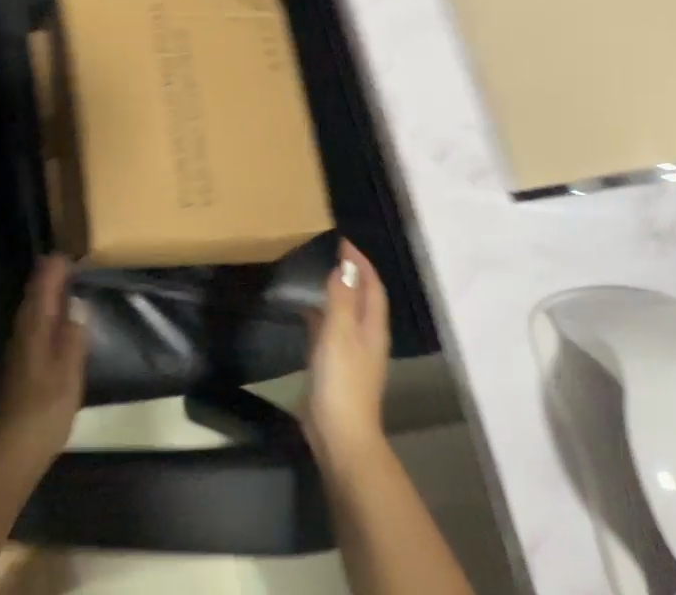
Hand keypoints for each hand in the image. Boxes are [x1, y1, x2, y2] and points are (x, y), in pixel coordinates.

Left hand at [0, 255, 87, 465]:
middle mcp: (23, 335)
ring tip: (59, 285)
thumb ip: (73, 337)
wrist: (17, 445)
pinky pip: (32, 327)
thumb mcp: (68, 373)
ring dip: (43, 296)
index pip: (43, 292)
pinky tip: (53, 323)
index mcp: (35, 331)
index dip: (52, 273)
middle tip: (62, 264)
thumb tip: (77, 306)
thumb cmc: (46, 408)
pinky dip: (42, 315)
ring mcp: (19, 350)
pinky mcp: (21, 365)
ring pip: (31, 313)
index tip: (65, 256)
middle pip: (33, 299)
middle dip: (46, 279)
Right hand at [305, 240, 391, 469]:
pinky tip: (303, 314)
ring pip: (347, 315)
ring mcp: (352, 355)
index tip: (342, 241)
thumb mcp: (339, 334)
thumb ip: (341, 299)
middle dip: (351, 275)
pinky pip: (331, 332)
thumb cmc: (342, 381)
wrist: (339, 434)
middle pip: (363, 299)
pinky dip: (321, 316)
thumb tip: (344, 267)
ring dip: (335, 293)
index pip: (372, 287)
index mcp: (373, 329)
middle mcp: (367, 338)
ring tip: (313, 276)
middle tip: (327, 253)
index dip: (361, 263)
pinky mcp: (335, 368)